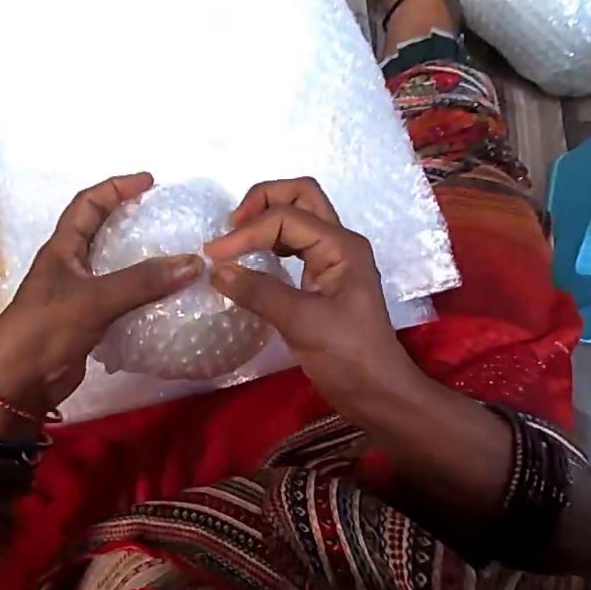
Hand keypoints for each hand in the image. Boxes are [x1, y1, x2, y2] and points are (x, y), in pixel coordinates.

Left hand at [0, 173, 201, 416]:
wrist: (19, 383)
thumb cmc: (45, 329)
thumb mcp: (93, 299)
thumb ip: (141, 282)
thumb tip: (193, 263)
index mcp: (62, 249)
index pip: (87, 205)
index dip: (115, 188)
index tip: (149, 182)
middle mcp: (70, 268)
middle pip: (101, 233)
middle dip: (130, 220)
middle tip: (165, 217)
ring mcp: (79, 296)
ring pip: (114, 269)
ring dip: (140, 261)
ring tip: (174, 255)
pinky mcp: (88, 323)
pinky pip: (121, 301)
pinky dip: (142, 296)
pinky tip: (165, 298)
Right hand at [205, 177, 422, 415]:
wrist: (376, 393)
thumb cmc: (347, 356)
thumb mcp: (301, 322)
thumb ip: (259, 292)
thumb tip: (216, 269)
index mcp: (341, 246)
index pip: (286, 218)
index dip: (246, 232)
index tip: (214, 256)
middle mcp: (339, 244)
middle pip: (301, 196)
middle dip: (263, 200)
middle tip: (231, 226)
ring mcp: (332, 262)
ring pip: (298, 218)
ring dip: (266, 219)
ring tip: (235, 240)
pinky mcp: (323, 281)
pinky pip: (294, 246)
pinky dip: (269, 244)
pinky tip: (250, 261)